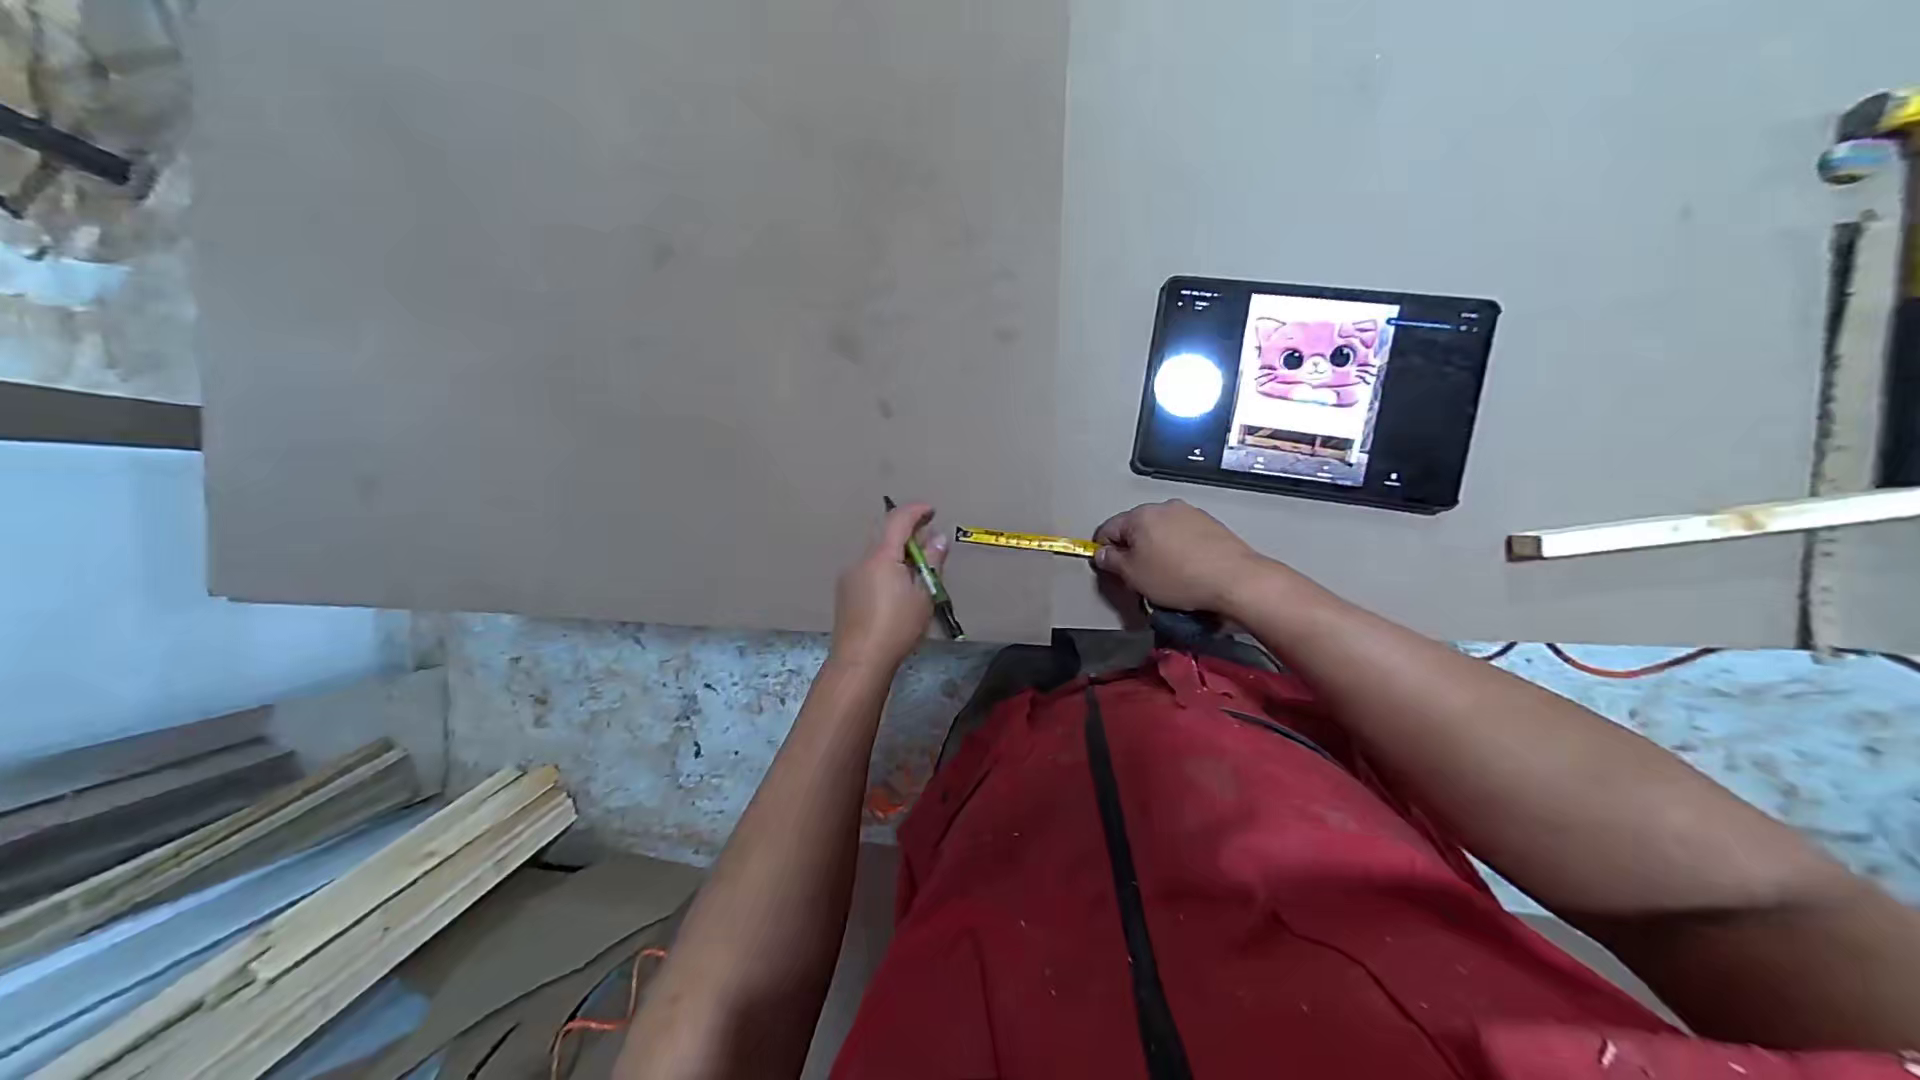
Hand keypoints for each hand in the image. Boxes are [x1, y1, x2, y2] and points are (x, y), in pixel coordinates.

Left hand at [830, 501, 947, 669]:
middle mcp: (861, 560)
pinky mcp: (845, 594)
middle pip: (886, 537)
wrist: (860, 661)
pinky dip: (886, 570)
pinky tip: (897, 590)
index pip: (898, 520)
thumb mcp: (924, 594)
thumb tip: (938, 538)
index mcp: (881, 556)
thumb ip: (931, 562)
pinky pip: (869, 570)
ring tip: (917, 573)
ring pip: (877, 555)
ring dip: (897, 555)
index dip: (916, 511)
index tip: (932, 511)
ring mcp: (849, 577)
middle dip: (909, 536)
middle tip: (930, 546)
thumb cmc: (897, 627)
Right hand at [1092, 499, 1279, 614]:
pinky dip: (1179, 550)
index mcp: (1140, 515)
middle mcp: (1164, 507)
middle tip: (1138, 575)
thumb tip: (1103, 553)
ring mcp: (1190, 513)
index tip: (1109, 568)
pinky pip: (1183, 535)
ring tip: (1166, 575)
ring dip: (1157, 549)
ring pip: (1161, 531)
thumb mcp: (1133, 575)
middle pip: (1135, 527)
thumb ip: (1111, 561)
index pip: (1108, 528)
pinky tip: (1186, 570)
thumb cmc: (1180, 577)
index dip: (1103, 550)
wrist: (1234, 579)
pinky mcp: (1210, 524)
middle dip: (1133, 549)